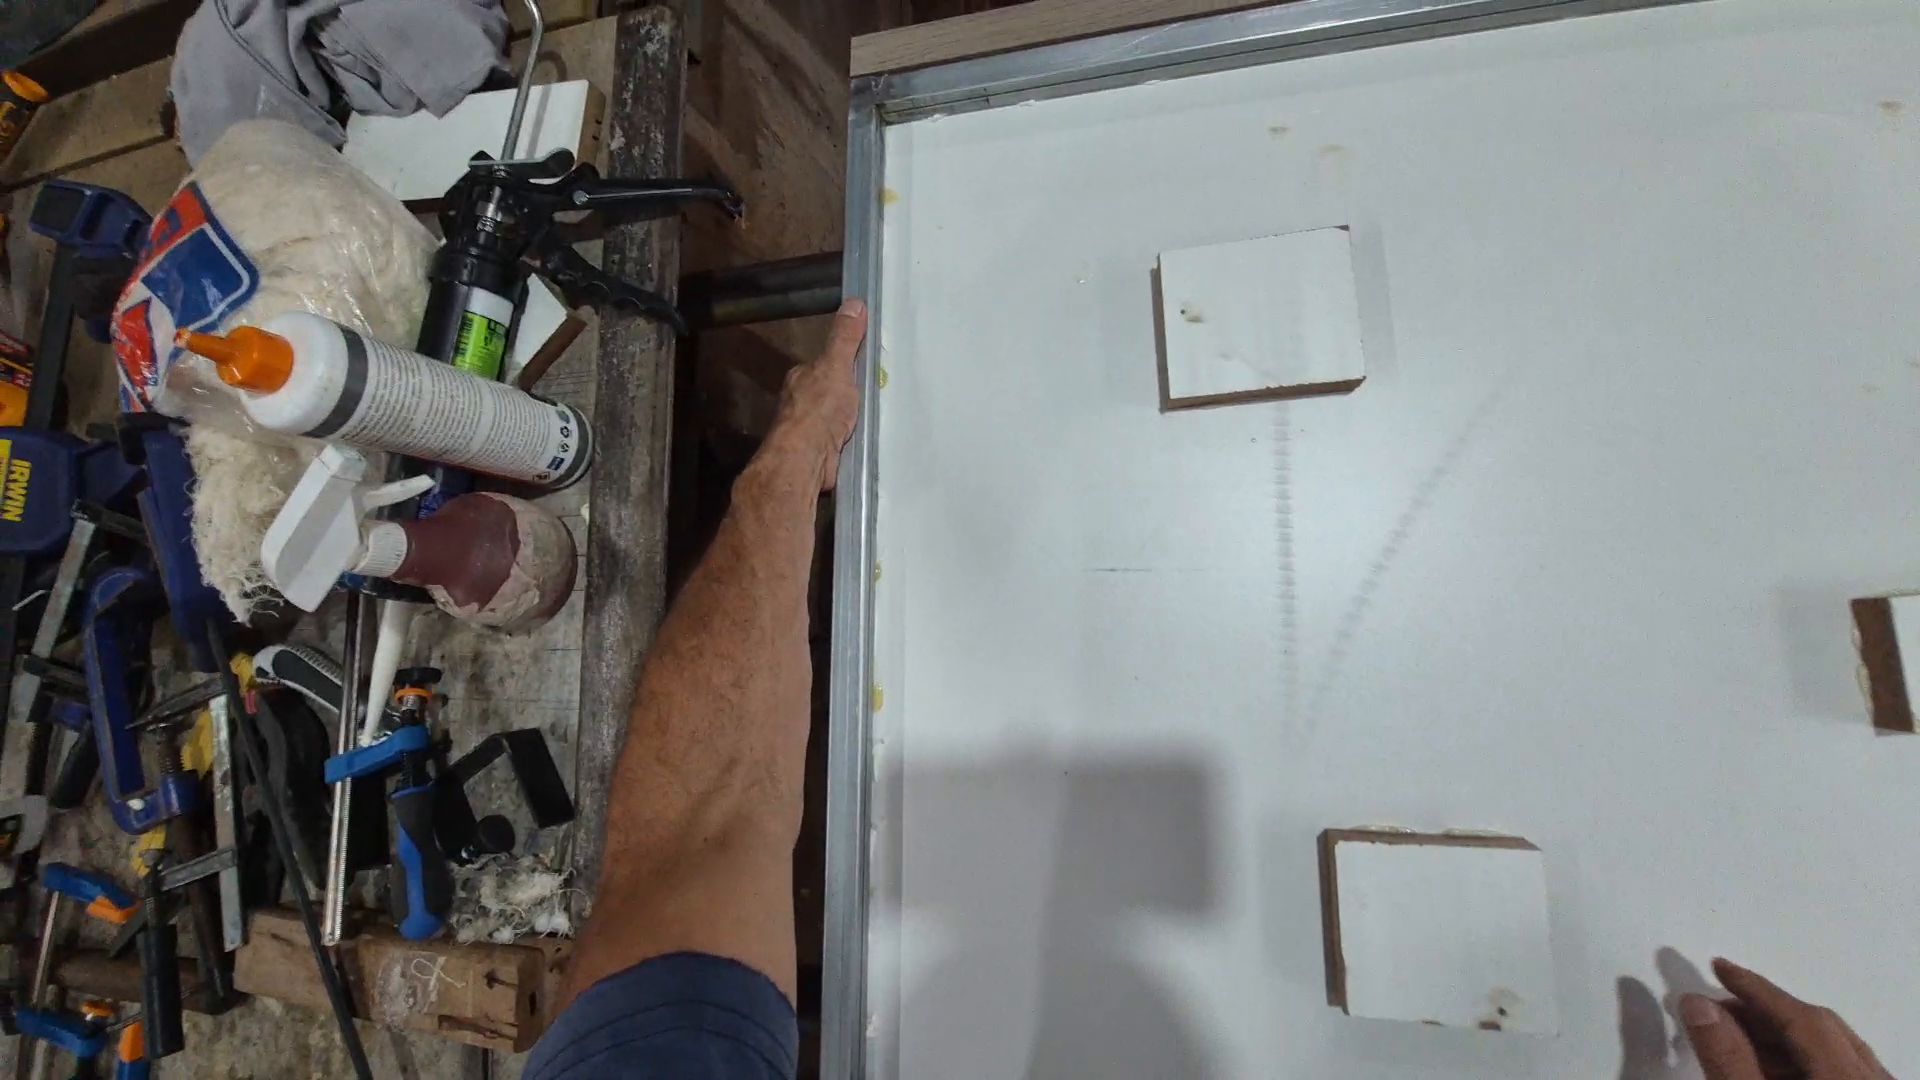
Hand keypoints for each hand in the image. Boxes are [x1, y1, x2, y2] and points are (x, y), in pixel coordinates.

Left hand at [769, 298, 866, 491]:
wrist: (807, 459)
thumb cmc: (819, 410)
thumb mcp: (836, 366)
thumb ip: (845, 338)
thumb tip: (855, 302)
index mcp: (803, 378)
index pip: (828, 363)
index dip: (848, 362)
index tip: (872, 364)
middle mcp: (803, 402)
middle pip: (835, 390)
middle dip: (855, 393)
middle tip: (884, 391)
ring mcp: (812, 429)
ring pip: (840, 416)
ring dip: (857, 417)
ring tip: (883, 415)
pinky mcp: (821, 452)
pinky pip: (844, 438)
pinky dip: (857, 438)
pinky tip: (872, 438)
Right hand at [1681, 959, 1893, 1079]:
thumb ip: (1727, 1055)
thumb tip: (1694, 1001)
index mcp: (1848, 1077)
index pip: (1805, 1017)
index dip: (1757, 987)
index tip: (1717, 964)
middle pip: (1826, 1029)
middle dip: (1766, 1009)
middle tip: (1719, 1005)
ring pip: (1840, 1050)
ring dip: (1783, 1032)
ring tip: (1737, 1034)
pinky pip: (1849, 1069)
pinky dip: (1806, 1054)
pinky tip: (1775, 1063)